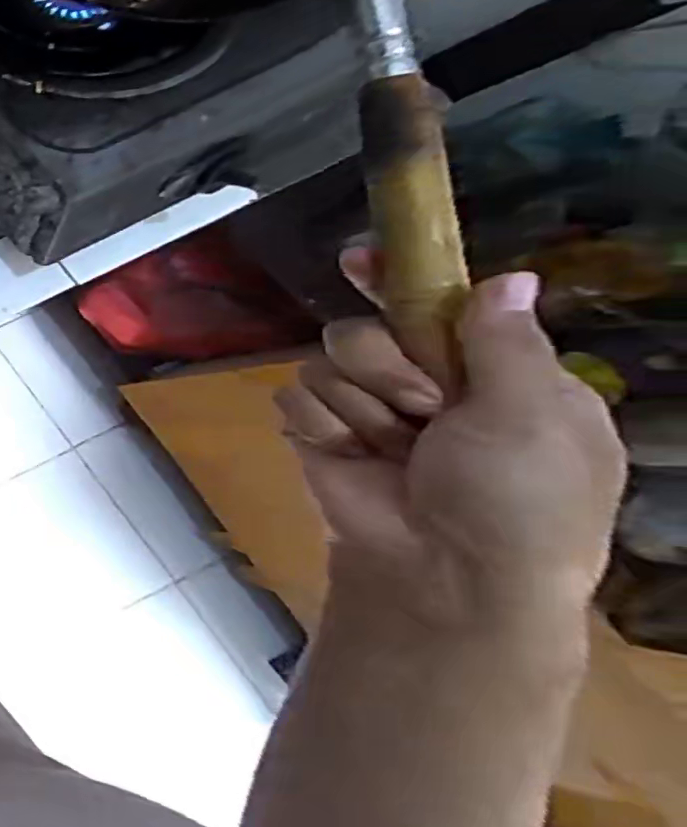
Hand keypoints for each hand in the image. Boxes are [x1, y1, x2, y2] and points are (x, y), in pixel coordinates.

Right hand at [275, 256, 625, 635]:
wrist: (441, 568)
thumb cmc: (515, 498)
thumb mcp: (534, 418)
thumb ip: (509, 344)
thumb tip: (510, 277)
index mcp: (491, 373)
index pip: (438, 305)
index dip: (400, 278)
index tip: (364, 257)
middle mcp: (424, 382)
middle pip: (366, 328)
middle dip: (388, 365)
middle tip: (426, 405)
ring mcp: (365, 406)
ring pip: (324, 362)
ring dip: (359, 406)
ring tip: (391, 448)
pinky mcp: (316, 429)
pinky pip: (293, 397)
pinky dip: (320, 426)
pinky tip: (350, 455)